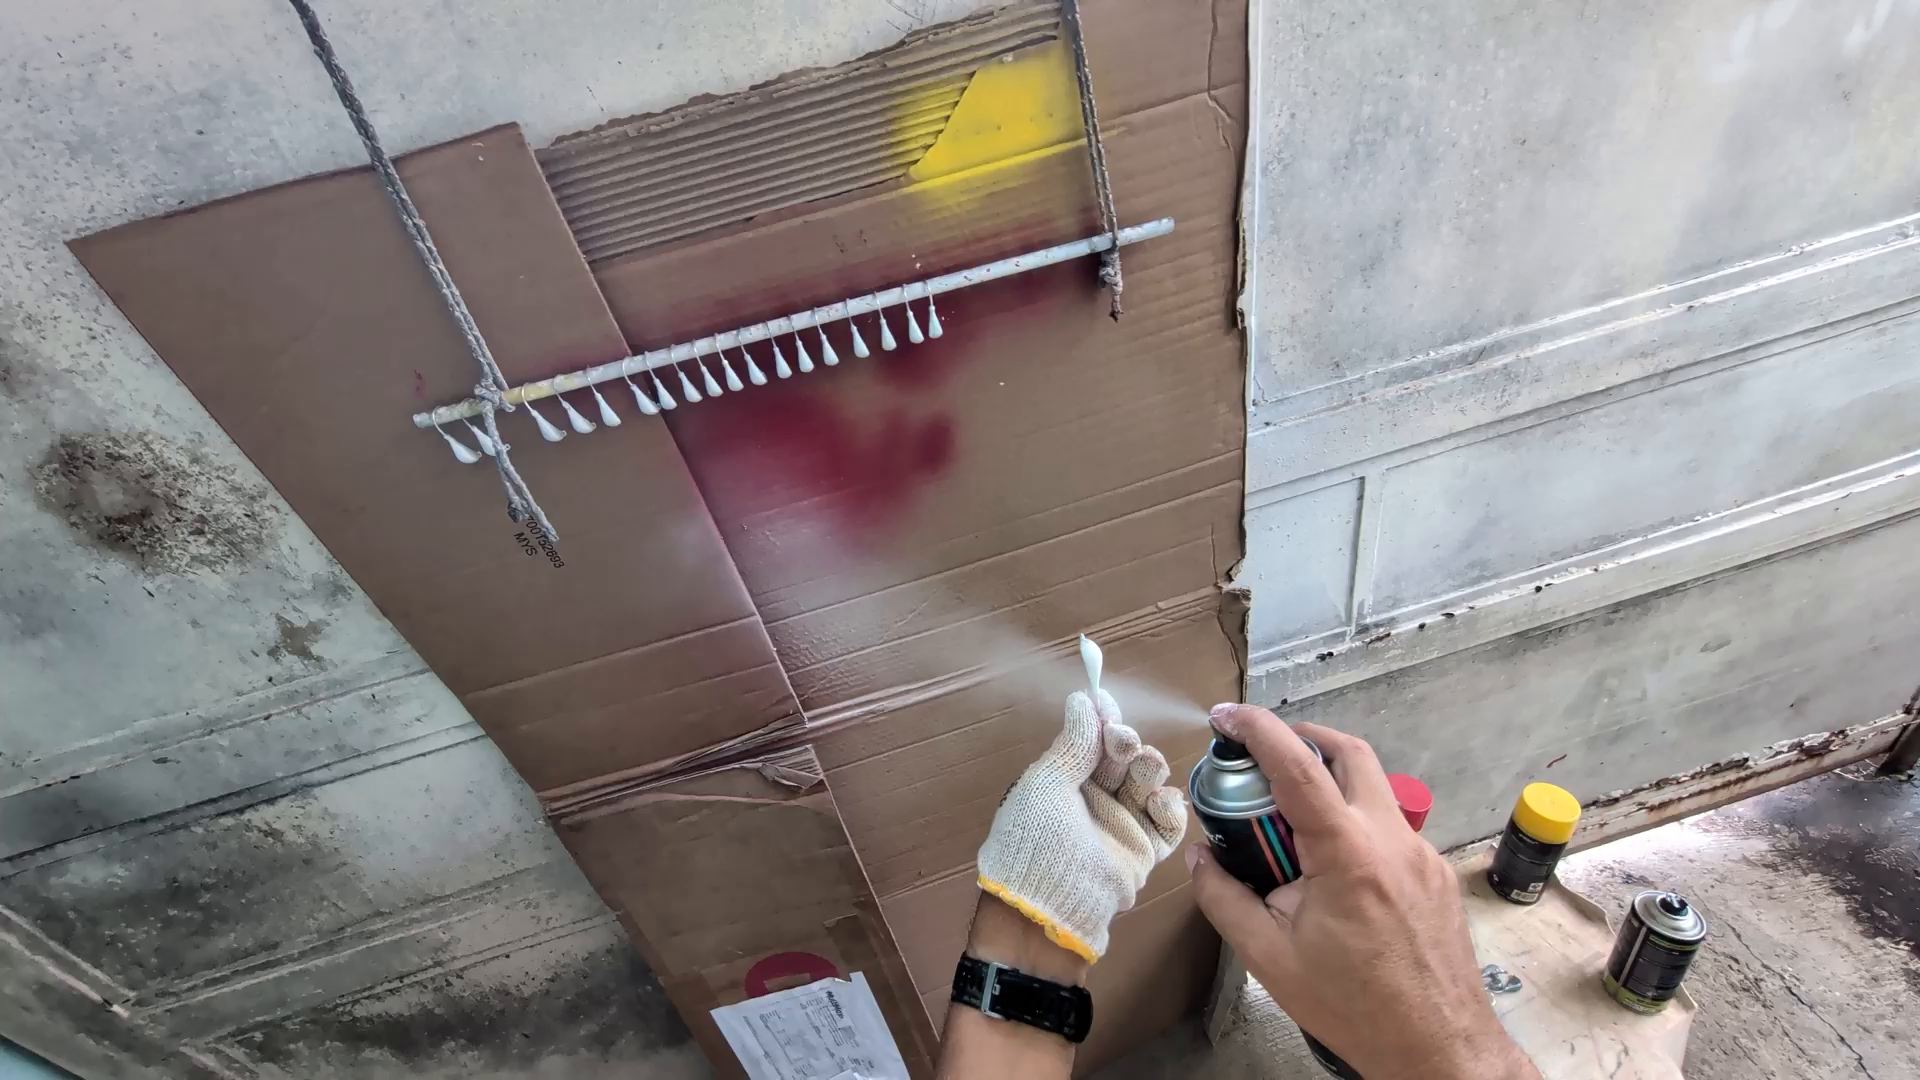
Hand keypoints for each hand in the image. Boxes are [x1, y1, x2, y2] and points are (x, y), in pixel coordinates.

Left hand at [974, 689, 1187, 961]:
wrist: (1047, 908)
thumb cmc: (1035, 838)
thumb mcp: (1045, 783)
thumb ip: (1071, 744)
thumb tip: (1082, 699)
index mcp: (1064, 779)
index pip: (1091, 740)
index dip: (1102, 719)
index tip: (1106, 700)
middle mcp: (1094, 798)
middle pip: (1123, 758)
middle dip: (1126, 743)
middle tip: (1122, 742)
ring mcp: (1121, 824)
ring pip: (1147, 783)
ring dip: (1150, 767)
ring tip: (1144, 768)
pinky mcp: (1144, 852)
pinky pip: (1167, 824)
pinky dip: (1171, 807)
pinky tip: (1162, 799)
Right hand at [1188, 705, 1539, 1079]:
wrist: (1445, 1057)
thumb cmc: (1355, 1007)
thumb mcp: (1269, 959)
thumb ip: (1224, 897)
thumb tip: (1200, 856)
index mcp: (1350, 856)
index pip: (1299, 768)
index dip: (1257, 729)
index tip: (1224, 716)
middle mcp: (1392, 840)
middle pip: (1349, 752)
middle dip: (1301, 735)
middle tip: (1261, 752)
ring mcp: (1421, 854)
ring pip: (1371, 785)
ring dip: (1325, 777)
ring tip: (1286, 815)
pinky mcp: (1435, 872)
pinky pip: (1385, 821)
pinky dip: (1348, 816)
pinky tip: (1325, 863)